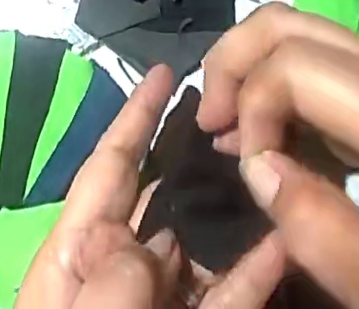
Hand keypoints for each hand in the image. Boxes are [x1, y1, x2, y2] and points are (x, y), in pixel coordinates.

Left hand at [15, 64, 286, 308]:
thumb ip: (106, 286)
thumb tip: (144, 234)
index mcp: (74, 261)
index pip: (108, 170)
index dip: (135, 118)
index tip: (167, 72)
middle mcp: (116, 275)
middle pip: (161, 197)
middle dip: (196, 155)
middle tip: (243, 112)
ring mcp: (157, 307)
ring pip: (200, 243)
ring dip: (234, 208)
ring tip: (272, 162)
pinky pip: (226, 294)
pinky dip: (254, 269)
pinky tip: (285, 238)